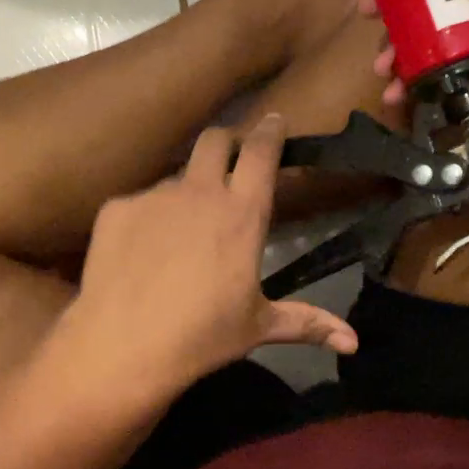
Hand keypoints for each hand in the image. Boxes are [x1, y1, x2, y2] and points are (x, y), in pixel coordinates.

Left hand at [56, 114, 357, 401]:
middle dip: (226, 142)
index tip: (274, 122)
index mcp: (242, 213)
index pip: (261, 151)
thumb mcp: (256, 327)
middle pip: (215, 139)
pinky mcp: (116, 208)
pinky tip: (140, 254)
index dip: (270, 131)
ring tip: (179, 234)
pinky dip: (146, 220)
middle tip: (230, 161)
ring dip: (186, 193)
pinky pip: (138, 202)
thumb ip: (306, 323)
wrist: (122, 346)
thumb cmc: (201, 337)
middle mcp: (199, 192)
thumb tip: (353, 342)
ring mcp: (154, 196)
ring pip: (176, 177)